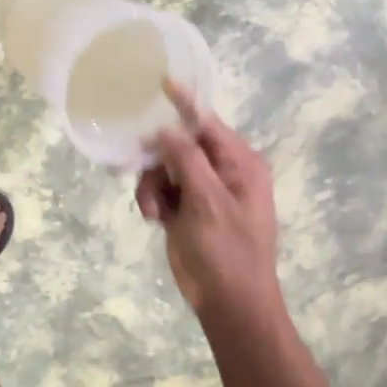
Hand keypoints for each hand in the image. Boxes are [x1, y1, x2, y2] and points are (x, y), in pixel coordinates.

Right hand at [136, 80, 283, 326]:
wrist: (230, 306)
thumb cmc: (227, 252)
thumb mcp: (207, 202)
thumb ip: (186, 159)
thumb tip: (164, 128)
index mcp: (240, 163)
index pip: (206, 121)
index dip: (183, 102)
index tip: (160, 81)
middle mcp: (224, 170)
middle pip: (179, 143)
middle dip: (158, 160)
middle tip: (145, 176)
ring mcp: (205, 190)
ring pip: (164, 166)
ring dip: (152, 185)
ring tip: (153, 211)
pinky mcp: (189, 208)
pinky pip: (161, 187)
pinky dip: (153, 199)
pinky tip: (155, 219)